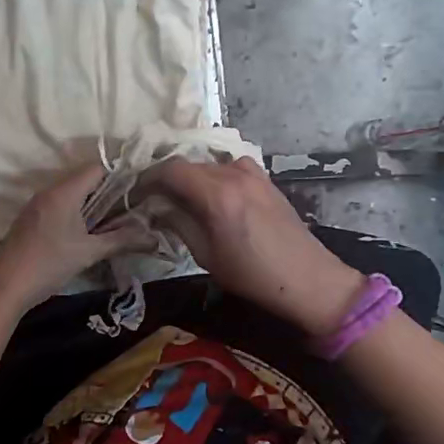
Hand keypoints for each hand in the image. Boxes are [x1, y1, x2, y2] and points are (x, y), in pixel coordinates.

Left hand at [0, 165, 153, 311]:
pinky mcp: (30, 220)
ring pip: (70, 195)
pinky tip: (84, 235)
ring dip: (90, 206)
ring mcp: (36, 206)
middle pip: (83, 180)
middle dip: (107, 193)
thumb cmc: (49, 263)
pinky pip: (58, 207)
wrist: (5, 285)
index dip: (119, 176)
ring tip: (111, 225)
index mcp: (64, 192)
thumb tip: (152, 236)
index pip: (97, 168)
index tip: (136, 194)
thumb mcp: (89, 252)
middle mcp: (48, 192)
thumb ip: (120, 240)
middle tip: (128, 212)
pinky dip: (74, 215)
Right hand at [144, 157, 366, 335]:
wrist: (307, 279)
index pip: (171, 169)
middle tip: (153, 200)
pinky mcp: (265, 179)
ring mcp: (253, 173)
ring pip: (209, 164)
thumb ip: (179, 223)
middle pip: (189, 164)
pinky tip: (212, 198)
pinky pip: (229, 168)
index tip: (136, 193)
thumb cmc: (252, 275)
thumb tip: (157, 207)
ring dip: (191, 178)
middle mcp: (234, 174)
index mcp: (217, 194)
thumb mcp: (205, 255)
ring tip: (181, 201)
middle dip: (167, 179)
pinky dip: (213, 177)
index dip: (148, 178)